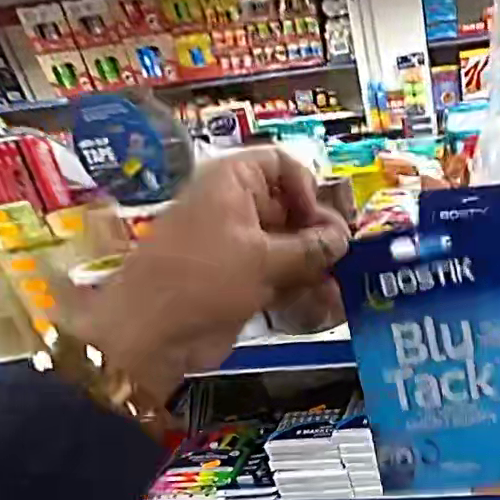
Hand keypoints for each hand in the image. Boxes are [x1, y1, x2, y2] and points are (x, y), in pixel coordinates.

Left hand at [67, 147, 348, 402]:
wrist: (155, 335)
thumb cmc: (205, 280)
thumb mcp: (265, 259)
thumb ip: (311, 247)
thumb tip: (344, 239)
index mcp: (232, 183)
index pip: (281, 164)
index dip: (307, 187)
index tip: (321, 221)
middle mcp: (237, 208)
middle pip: (291, 208)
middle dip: (319, 233)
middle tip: (344, 258)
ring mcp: (240, 246)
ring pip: (290, 245)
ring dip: (315, 265)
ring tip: (338, 287)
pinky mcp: (243, 280)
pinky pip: (281, 274)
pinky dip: (301, 286)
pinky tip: (325, 302)